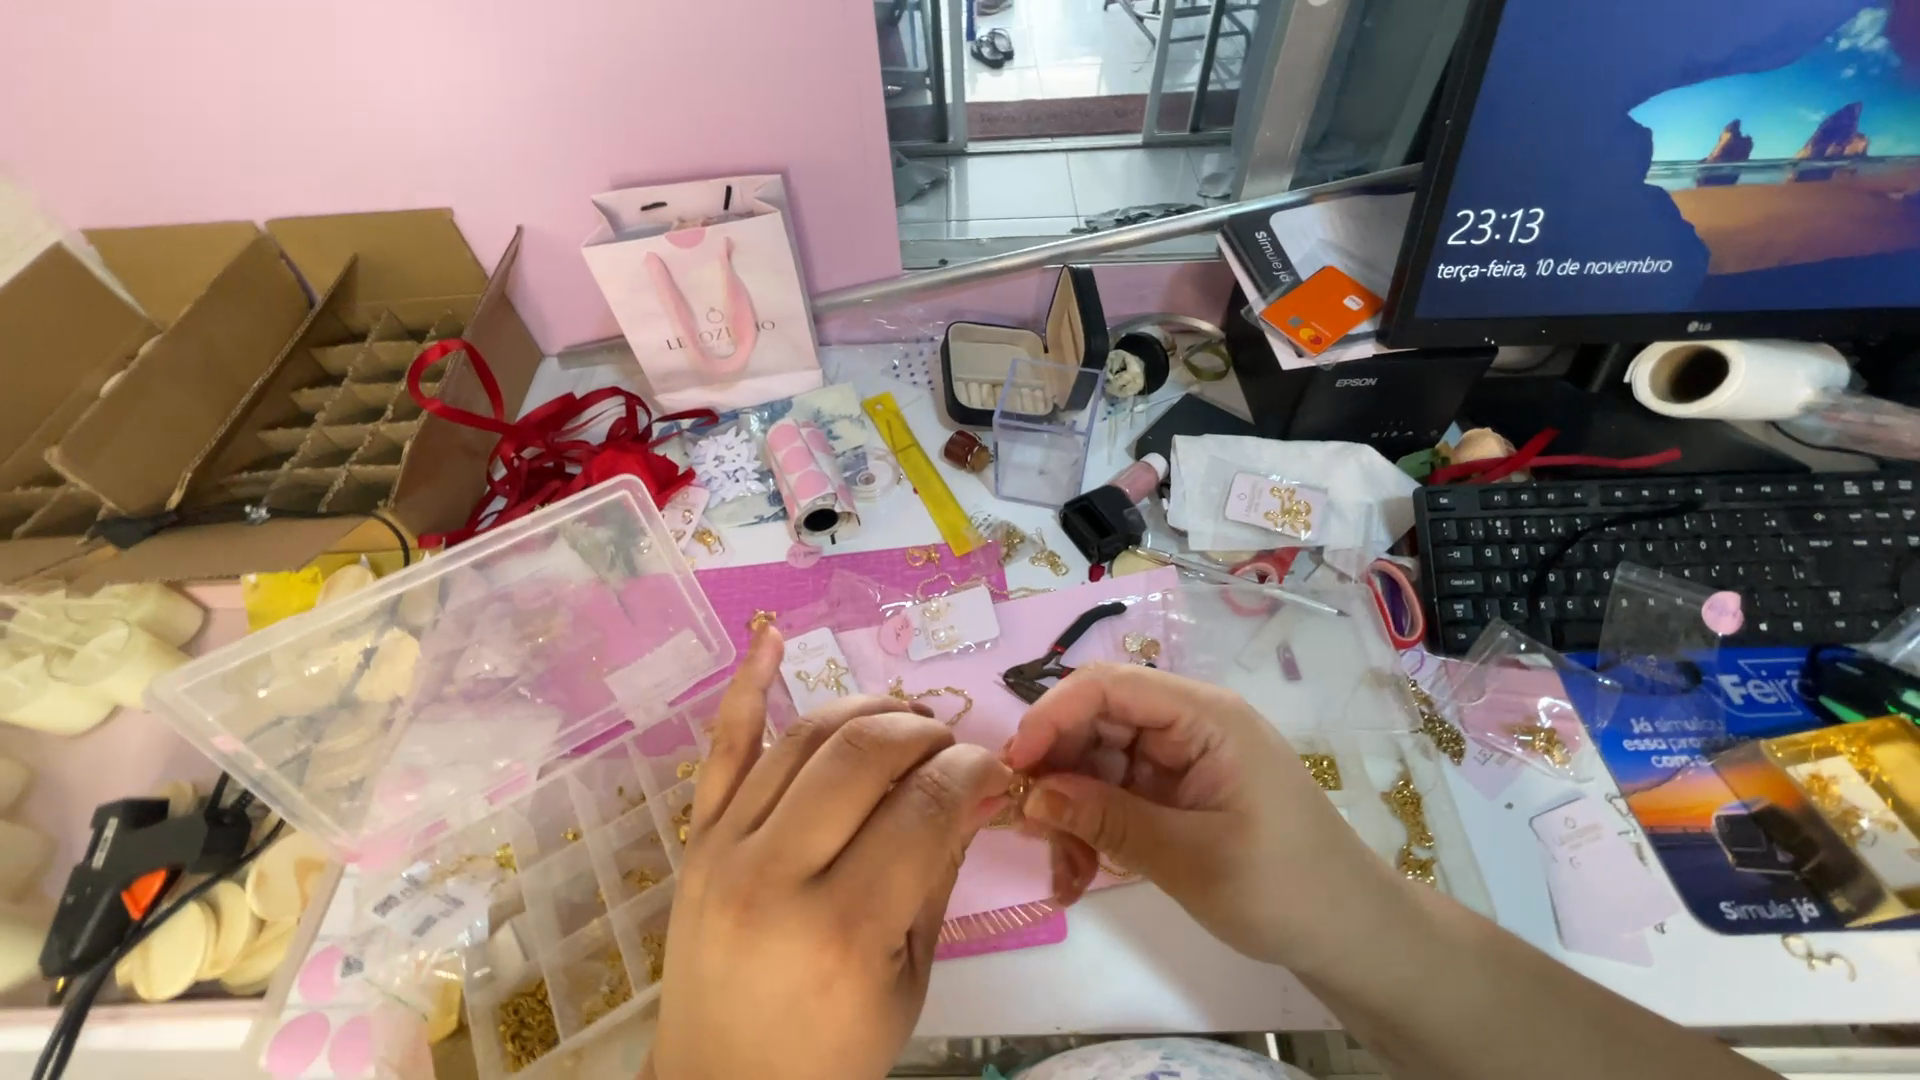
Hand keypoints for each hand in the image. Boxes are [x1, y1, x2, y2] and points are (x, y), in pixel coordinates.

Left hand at [648, 628, 1013, 1079]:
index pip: (926, 806)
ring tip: (905, 715)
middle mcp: (775, 876)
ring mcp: (723, 848)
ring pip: (806, 735)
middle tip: (950, 747)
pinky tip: (771, 638)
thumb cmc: (834, 1050)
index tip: (993, 769)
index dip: (973, 771)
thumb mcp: (909, 975)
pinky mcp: (695, 838)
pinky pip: (722, 748)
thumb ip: (941, 868)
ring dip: (868, 708)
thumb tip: (985, 786)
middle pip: (866, 753)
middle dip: (926, 734)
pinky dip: (747, 686)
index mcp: (842, 929)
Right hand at [1005, 663, 1408, 974]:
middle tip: (1028, 829)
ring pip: (1096, 761)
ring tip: (1064, 872)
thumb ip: (1108, 820)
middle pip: (1095, 722)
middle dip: (1056, 771)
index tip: (1014, 767)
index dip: (1053, 715)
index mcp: (1204, 716)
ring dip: (1069, 810)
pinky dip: (1090, 827)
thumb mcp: (1191, 858)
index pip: (1110, 687)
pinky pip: (1113, 793)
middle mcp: (1186, 723)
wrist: (1351, 934)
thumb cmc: (1285, 888)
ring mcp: (1178, 756)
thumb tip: (1032, 796)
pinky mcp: (1172, 788)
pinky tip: (1081, 873)